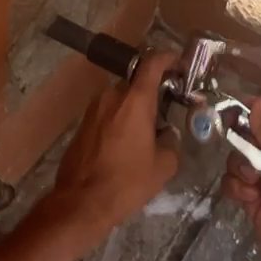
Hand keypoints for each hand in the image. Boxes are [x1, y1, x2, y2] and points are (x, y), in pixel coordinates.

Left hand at [43, 49, 182, 247]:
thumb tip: (167, 133)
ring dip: (135, 108)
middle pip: (136, 83)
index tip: (179, 63)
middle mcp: (112, 96)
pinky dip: (120, 120)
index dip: (168, 58)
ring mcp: (94, 108)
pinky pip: (108, 112)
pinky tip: (126, 145)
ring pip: (121, 98)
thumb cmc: (126, 182)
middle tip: (166, 110)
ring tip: (146, 133)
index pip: (152, 63)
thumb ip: (171, 142)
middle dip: (152, 92)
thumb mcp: (162, 166)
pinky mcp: (83, 123)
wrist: (81, 202)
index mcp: (135, 100)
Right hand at [221, 98, 260, 260]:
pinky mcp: (253, 203)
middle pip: (251, 137)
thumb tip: (260, 100)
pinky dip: (237, 187)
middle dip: (242, 137)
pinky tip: (248, 197)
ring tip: (252, 179)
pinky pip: (233, 185)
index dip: (255, 110)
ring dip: (240, 165)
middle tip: (231, 134)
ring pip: (238, 160)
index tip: (235, 104)